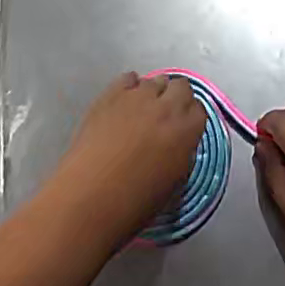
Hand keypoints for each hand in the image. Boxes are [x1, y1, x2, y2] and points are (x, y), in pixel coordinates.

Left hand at [42, 73, 204, 244]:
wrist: (86, 202)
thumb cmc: (131, 206)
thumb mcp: (171, 186)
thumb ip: (181, 156)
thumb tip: (178, 147)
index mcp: (187, 130)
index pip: (198, 110)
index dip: (188, 119)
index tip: (180, 130)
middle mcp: (168, 105)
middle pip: (181, 86)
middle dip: (175, 99)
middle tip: (162, 119)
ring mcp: (139, 96)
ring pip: (155, 81)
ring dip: (152, 94)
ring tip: (139, 114)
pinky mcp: (112, 93)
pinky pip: (128, 78)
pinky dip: (129, 88)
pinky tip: (122, 104)